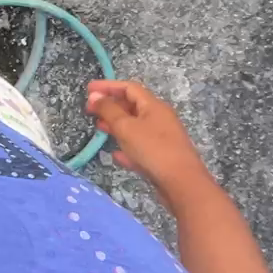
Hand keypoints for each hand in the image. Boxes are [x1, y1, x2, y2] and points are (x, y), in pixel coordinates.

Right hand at [85, 80, 213, 203]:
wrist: (184, 186)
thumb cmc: (153, 150)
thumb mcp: (125, 126)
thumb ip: (108, 109)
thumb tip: (95, 96)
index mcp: (154, 107)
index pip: (128, 88)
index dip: (107, 86)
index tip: (88, 90)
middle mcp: (160, 119)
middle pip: (132, 106)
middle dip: (110, 106)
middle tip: (90, 110)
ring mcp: (163, 139)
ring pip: (135, 126)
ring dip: (116, 125)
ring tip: (100, 129)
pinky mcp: (163, 157)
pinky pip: (141, 146)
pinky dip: (127, 146)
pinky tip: (116, 155)